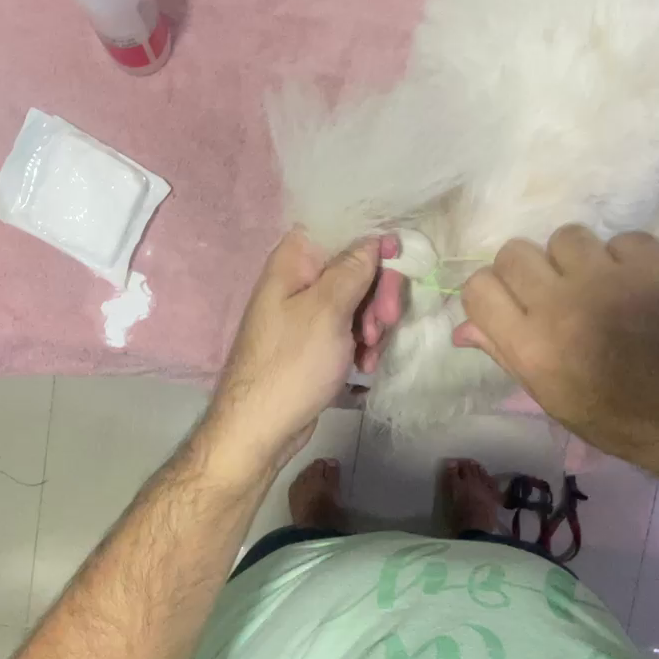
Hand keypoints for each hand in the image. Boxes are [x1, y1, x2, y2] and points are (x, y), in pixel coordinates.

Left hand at [202, 228, 380, 475]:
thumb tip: (374, 239)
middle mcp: (298, 282)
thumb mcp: (328, 310)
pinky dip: (360, 347)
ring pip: (357, 305)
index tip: (397, 266)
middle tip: (384, 323)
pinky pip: (347, 333)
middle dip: (377, 296)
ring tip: (368, 354)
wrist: (260, 428)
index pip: (343, 231)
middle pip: (356, 270)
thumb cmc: (292, 364)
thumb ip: (354, 269)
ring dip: (372, 327)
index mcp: (294, 261)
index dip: (374, 244)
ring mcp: (306, 316)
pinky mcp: (313, 346)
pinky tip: (364, 367)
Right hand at [454, 225, 658, 477]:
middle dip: (525, 272)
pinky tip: (632, 287)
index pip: (479, 287)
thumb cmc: (612, 419)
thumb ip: (505, 354)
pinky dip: (621, 259)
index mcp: (531, 345)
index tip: (506, 308)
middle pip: (514, 253)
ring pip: (565, 237)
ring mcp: (610, 278)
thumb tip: (463, 329)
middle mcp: (562, 304)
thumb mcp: (548, 397)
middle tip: (549, 295)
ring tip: (593, 287)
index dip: (488, 295)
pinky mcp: (655, 263)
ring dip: (572, 260)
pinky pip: (619, 239)